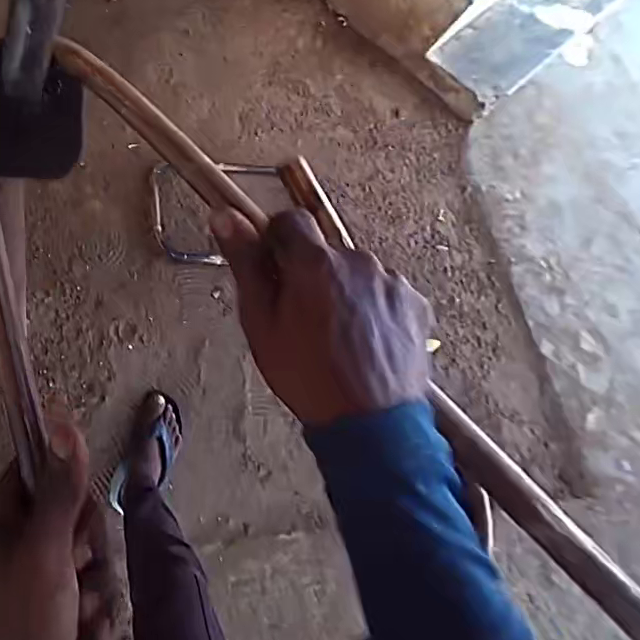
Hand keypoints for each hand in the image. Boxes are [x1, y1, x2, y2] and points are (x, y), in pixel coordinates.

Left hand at [0, 419, 99, 639]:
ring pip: (88, 543)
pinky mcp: (61, 595)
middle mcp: (16, 533)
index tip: (76, 507)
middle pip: (70, 505)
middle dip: (84, 538)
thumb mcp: (46, 548)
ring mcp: (40, 565)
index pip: (37, 467)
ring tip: (76, 599)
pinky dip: (94, 599)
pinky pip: (93, 577)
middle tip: (74, 561)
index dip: (63, 481)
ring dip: (92, 574)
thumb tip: (62, 422)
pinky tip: (82, 620)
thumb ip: (61, 489)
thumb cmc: (28, 617)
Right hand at [210, 209, 433, 426]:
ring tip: (330, 330)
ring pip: (351, 270)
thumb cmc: (305, 372)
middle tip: (294, 310)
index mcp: (314, 262)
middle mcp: (357, 261)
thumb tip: (225, 216)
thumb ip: (245, 262)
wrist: (371, 423)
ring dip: (338, 286)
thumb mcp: (259, 318)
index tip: (269, 265)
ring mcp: (390, 283)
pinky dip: (367, 304)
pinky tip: (358, 337)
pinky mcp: (414, 304)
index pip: (290, 220)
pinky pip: (380, 289)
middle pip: (321, 248)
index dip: (274, 238)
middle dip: (306, 269)